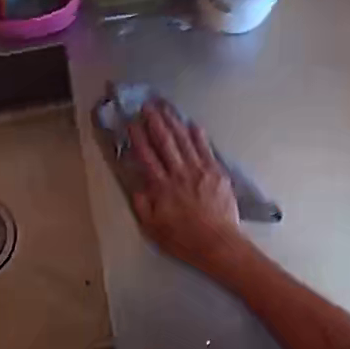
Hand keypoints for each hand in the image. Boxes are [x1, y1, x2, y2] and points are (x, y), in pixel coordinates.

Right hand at [128, 103, 243, 267]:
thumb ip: (142, 204)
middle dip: (155, 122)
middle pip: (165, 142)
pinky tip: (192, 124)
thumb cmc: (183, 239)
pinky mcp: (216, 172)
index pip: (146, 156)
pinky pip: (206, 149)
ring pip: (185, 141)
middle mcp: (179, 173)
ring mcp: (200, 171)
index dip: (138, 138)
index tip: (131, 123)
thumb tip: (137, 185)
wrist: (218, 243)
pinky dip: (198, 136)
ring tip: (166, 108)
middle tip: (148, 105)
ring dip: (174, 122)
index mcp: (161, 187)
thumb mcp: (152, 228)